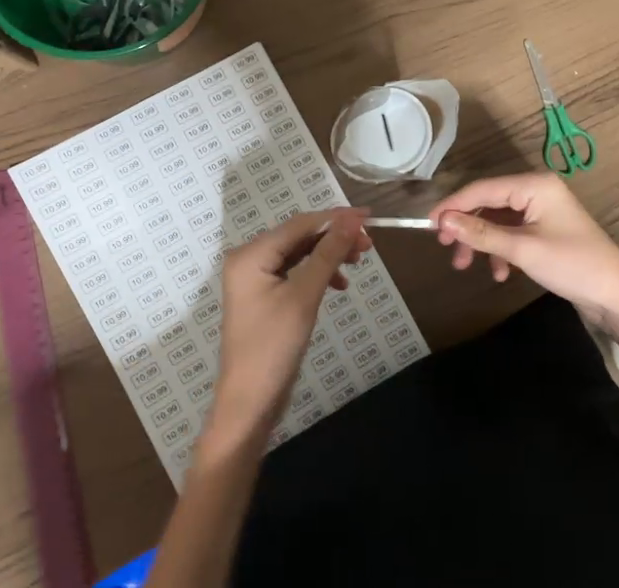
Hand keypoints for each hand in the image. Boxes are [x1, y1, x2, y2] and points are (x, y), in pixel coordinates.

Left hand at [209, 209, 371, 440]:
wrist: (250, 401)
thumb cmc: (274, 346)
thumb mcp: (305, 296)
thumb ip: (328, 254)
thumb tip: (352, 220)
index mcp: (251, 255)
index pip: (300, 224)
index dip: (336, 218)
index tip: (370, 217)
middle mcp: (249, 260)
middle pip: (299, 236)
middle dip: (334, 237)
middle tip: (369, 245)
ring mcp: (255, 279)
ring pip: (299, 253)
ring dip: (328, 255)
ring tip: (358, 262)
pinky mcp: (264, 297)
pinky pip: (295, 272)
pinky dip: (317, 273)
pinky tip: (338, 284)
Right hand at [427, 173, 618, 329]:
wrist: (615, 294)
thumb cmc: (571, 265)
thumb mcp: (522, 249)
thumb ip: (481, 233)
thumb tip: (443, 220)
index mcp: (535, 184)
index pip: (483, 188)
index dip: (453, 205)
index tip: (428, 225)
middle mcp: (538, 190)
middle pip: (488, 202)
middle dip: (467, 227)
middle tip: (447, 249)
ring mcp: (543, 210)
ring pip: (497, 220)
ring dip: (481, 242)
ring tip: (467, 267)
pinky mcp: (546, 229)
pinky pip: (512, 233)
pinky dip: (500, 251)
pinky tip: (501, 274)